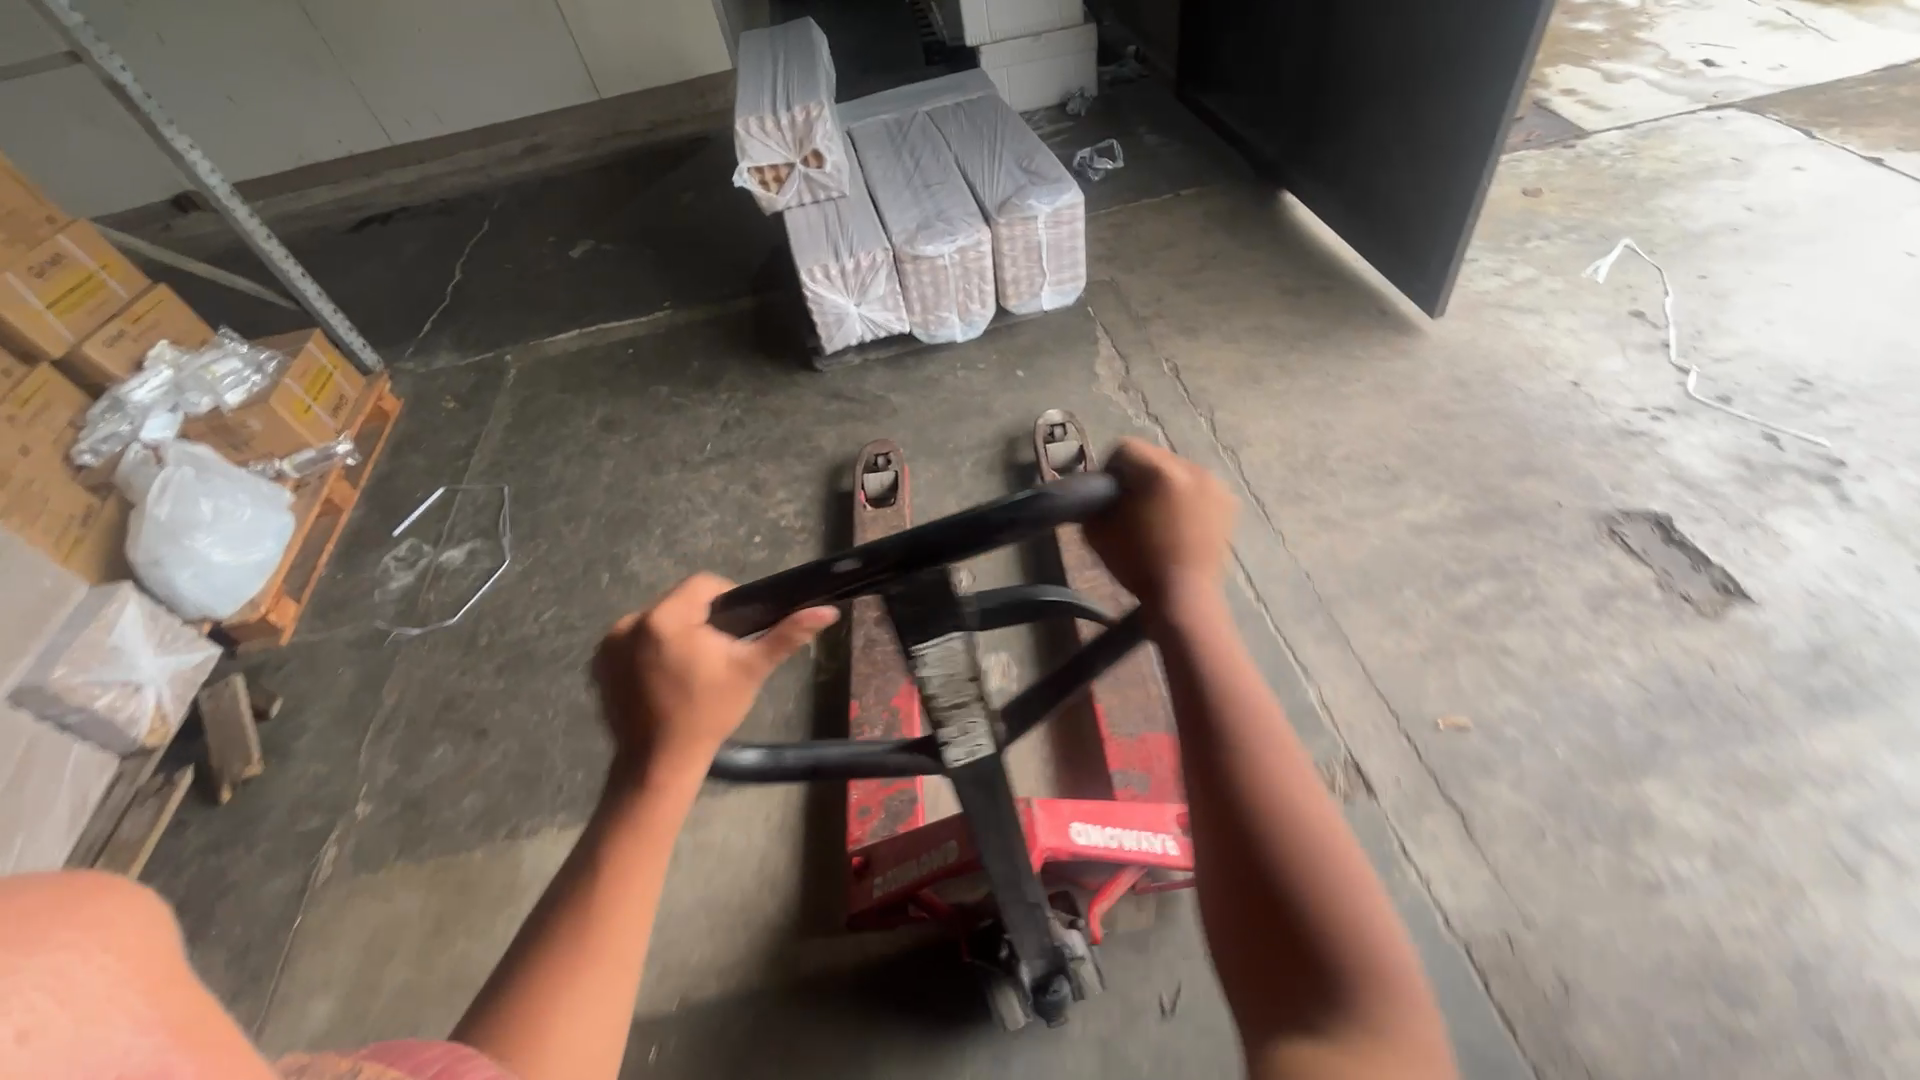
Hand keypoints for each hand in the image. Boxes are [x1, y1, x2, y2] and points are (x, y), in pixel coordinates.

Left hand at [594, 573, 838, 777]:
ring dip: (674, 634)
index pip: (703, 584)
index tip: (737, 630)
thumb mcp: (751, 670)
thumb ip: (787, 635)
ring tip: (691, 668)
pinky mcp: (597, 664)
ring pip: (656, 621)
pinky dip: (649, 651)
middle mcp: (629, 622)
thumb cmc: (709, 713)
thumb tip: (827, 612)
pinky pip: (633, 641)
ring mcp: (608, 644)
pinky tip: (663, 678)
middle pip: (678, 602)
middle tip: (717, 655)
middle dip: (700, 620)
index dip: (727, 599)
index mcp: (666, 618)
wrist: (659, 762)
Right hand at [1084, 438, 1237, 610]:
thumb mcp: (1098, 531)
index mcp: (1158, 472)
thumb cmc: (1137, 564)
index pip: (1125, 448)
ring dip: (1164, 486)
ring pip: (1177, 471)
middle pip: (1154, 457)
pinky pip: (1198, 487)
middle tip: (1132, 506)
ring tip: (1158, 516)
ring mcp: (1214, 484)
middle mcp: (1190, 468)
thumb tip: (1098, 489)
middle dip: (1140, 475)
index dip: (1111, 469)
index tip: (1108, 493)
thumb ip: (1093, 500)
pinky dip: (1186, 497)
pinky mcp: (1228, 501)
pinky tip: (1179, 523)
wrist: (1184, 596)